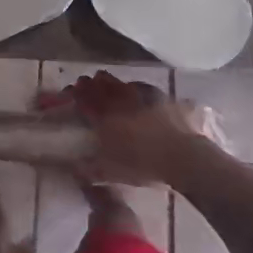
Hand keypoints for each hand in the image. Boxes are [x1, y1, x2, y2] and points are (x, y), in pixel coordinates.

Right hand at [43, 71, 216, 184]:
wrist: (182, 156)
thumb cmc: (142, 165)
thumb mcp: (111, 172)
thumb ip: (89, 169)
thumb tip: (73, 168)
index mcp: (104, 117)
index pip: (84, 99)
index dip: (76, 93)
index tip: (70, 91)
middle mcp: (120, 102)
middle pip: (101, 85)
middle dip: (91, 83)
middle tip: (85, 82)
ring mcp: (142, 96)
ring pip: (121, 83)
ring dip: (111, 81)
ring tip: (105, 80)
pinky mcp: (162, 97)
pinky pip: (143, 87)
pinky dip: (135, 86)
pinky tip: (134, 87)